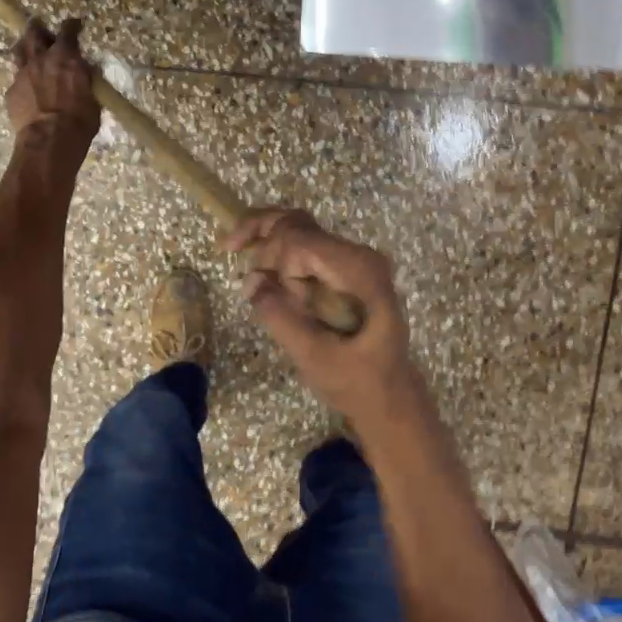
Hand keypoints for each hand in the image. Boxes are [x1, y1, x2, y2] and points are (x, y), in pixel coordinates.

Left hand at [8, 18, 99, 146]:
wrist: (49, 141)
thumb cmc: (79, 121)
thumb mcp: (93, 98)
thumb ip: (86, 80)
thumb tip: (86, 70)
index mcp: (66, 57)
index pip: (68, 30)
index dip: (72, 25)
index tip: (75, 24)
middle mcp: (42, 59)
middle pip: (34, 33)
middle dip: (38, 28)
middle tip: (40, 27)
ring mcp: (23, 74)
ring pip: (19, 51)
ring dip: (24, 47)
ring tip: (26, 48)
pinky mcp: (12, 91)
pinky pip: (16, 78)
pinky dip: (22, 78)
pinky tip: (26, 86)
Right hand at [224, 209, 413, 419]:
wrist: (390, 398)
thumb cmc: (357, 382)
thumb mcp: (314, 357)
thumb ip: (281, 317)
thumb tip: (250, 282)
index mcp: (360, 272)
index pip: (301, 241)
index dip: (272, 260)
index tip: (257, 291)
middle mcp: (359, 255)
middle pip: (298, 223)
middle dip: (263, 240)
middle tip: (231, 255)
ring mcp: (354, 260)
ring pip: (299, 229)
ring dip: (268, 248)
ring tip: (251, 278)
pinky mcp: (345, 270)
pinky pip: (304, 247)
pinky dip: (279, 256)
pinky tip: (264, 275)